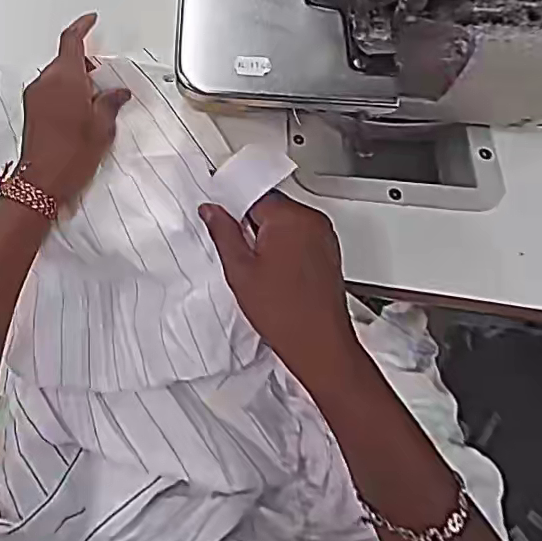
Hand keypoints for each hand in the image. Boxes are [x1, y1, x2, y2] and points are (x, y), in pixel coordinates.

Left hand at [18, 13, 130, 202]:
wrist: (42, 182)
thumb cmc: (71, 155)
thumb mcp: (102, 126)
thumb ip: (110, 102)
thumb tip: (117, 94)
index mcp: (65, 78)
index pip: (71, 40)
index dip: (82, 26)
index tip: (91, 20)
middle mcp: (46, 82)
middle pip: (65, 59)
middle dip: (85, 63)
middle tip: (104, 78)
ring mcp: (35, 96)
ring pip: (57, 75)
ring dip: (75, 79)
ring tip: (95, 101)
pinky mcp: (31, 110)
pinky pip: (50, 90)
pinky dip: (64, 92)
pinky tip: (80, 112)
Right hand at [199, 192, 359, 391]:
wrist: (320, 345)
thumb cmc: (286, 314)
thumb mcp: (240, 270)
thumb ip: (223, 232)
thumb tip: (211, 210)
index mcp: (290, 218)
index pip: (254, 195)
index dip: (233, 209)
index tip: (222, 220)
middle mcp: (312, 220)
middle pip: (271, 207)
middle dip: (252, 225)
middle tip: (243, 254)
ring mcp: (324, 235)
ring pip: (286, 221)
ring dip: (270, 236)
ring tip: (263, 268)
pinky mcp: (329, 250)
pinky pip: (301, 235)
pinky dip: (287, 246)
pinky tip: (278, 273)